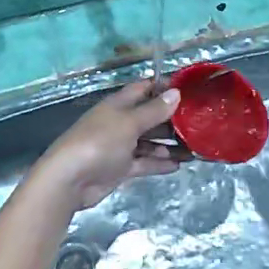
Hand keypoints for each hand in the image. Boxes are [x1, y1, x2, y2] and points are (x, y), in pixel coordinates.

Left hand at [31, 81, 183, 211]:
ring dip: (169, 144)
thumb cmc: (99, 142)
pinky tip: (179, 165)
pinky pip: (144, 162)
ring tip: (195, 148)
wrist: (69, 180)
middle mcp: (120, 122)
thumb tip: (176, 93)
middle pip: (150, 117)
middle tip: (199, 123)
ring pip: (149, 142)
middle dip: (172, 119)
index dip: (164, 87)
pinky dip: (159, 163)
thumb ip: (153, 110)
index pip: (144, 89)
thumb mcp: (129, 123)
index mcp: (119, 105)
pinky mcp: (120, 168)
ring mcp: (120, 146)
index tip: (188, 90)